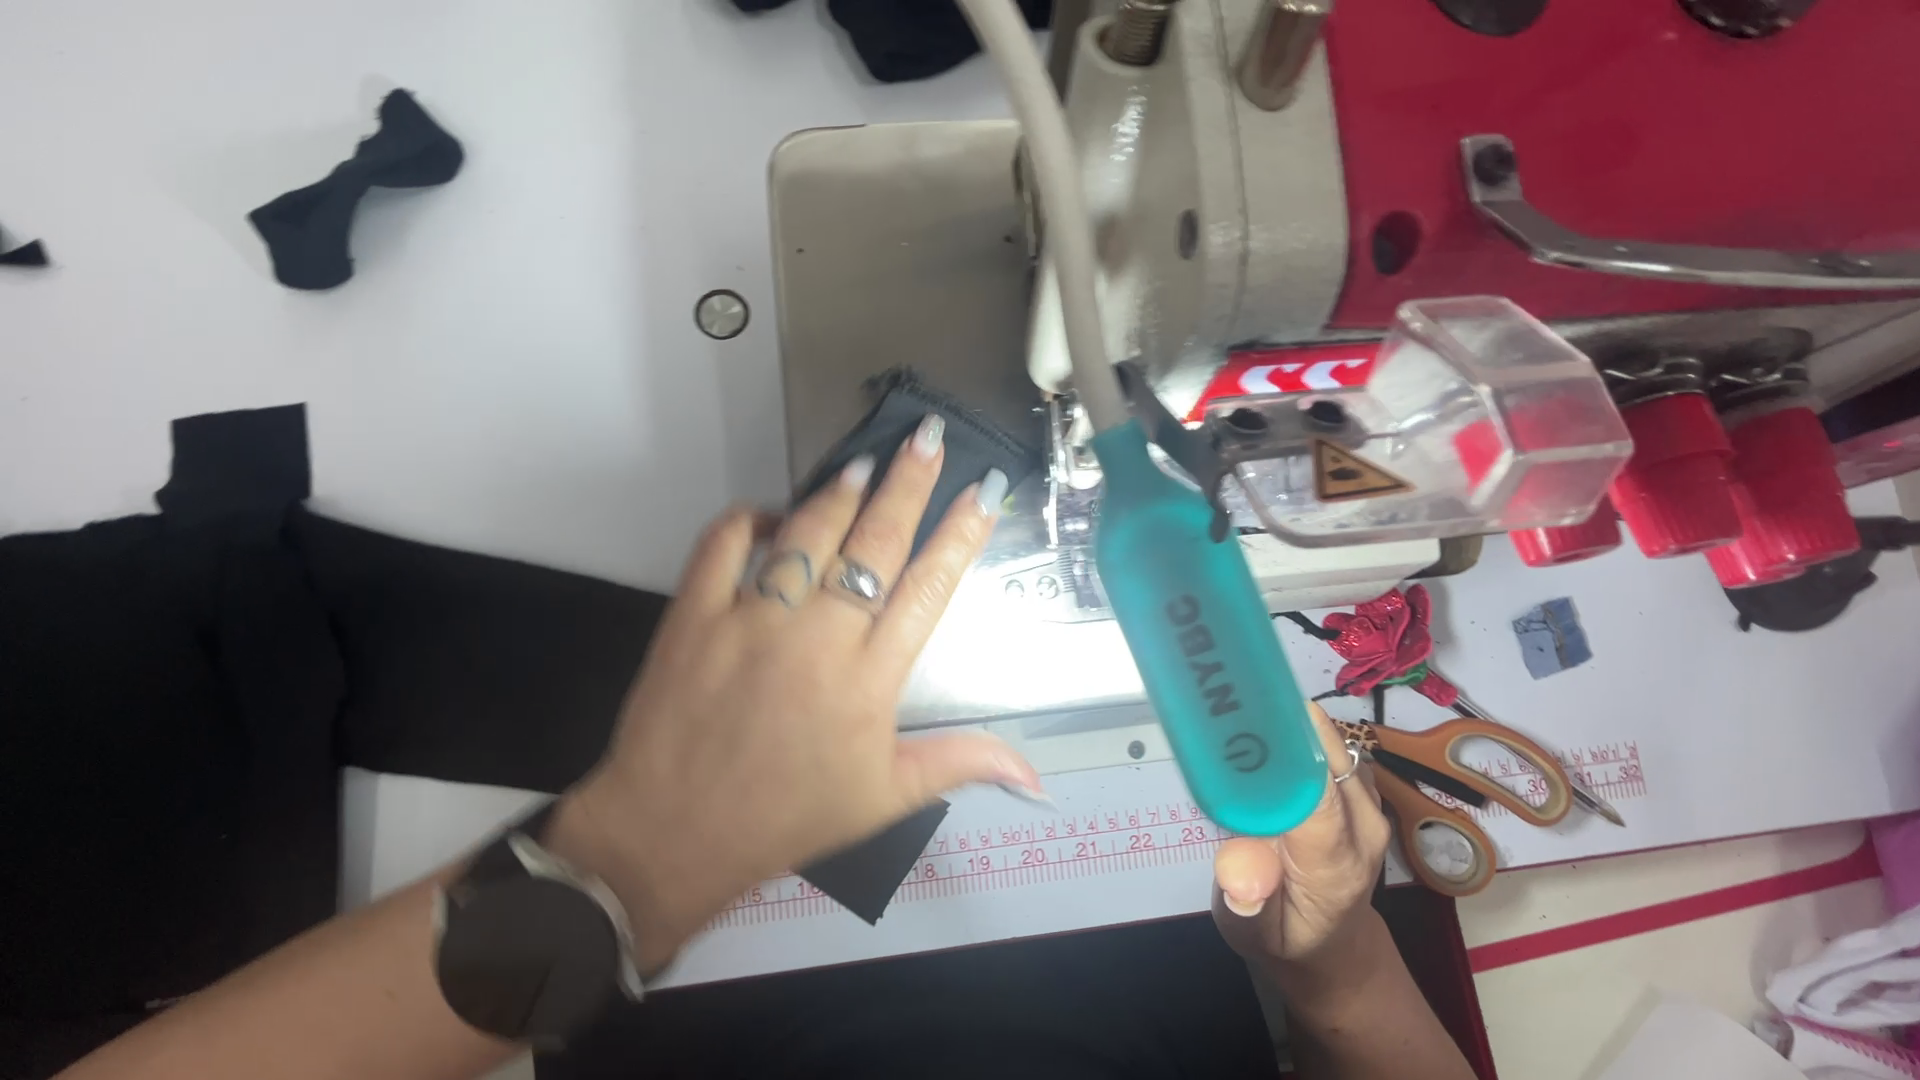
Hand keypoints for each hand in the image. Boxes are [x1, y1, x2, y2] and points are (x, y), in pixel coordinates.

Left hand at [547, 415, 1034, 971]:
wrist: (672, 835)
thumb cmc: (787, 817)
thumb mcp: (884, 799)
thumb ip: (961, 764)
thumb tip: (1039, 778)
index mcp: (870, 680)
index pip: (929, 588)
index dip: (961, 534)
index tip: (983, 491)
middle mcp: (818, 638)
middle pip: (874, 543)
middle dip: (907, 484)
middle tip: (927, 438)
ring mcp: (752, 621)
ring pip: (806, 535)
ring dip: (837, 494)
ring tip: (862, 464)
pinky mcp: (694, 615)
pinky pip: (723, 545)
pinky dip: (746, 520)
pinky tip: (769, 515)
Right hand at [1211, 702, 1392, 968]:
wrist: (1329, 943)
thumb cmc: (1284, 936)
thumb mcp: (1254, 936)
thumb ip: (1247, 908)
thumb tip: (1238, 880)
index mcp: (1335, 866)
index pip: (1319, 799)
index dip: (1286, 753)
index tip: (1244, 717)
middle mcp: (1361, 829)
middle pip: (1327, 757)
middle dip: (1280, 723)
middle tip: (1226, 697)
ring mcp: (1366, 806)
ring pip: (1329, 744)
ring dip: (1287, 720)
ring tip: (1237, 703)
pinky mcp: (1358, 791)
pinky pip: (1330, 747)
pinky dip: (1297, 729)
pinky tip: (1261, 724)